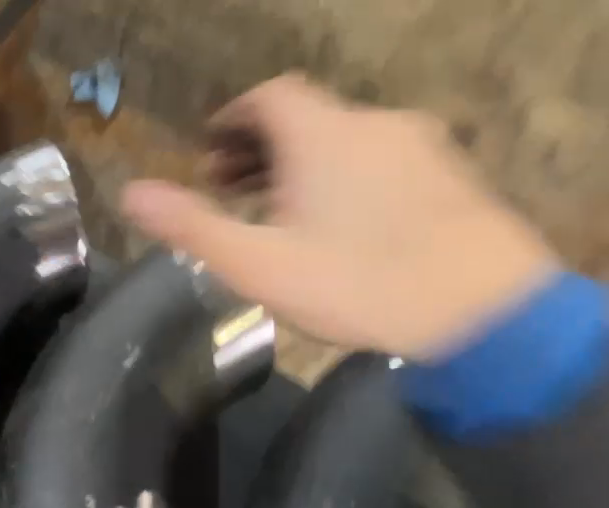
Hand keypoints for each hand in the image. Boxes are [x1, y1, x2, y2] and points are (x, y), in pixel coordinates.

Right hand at [122, 74, 558, 361]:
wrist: (480, 308)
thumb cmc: (354, 283)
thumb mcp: (257, 264)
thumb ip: (192, 226)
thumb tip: (129, 193)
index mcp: (322, 136)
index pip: (269, 97)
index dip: (232, 118)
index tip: (207, 151)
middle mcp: (371, 124)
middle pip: (306, 116)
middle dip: (259, 146)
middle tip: (227, 187)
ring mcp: (418, 145)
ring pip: (343, 138)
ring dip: (300, 162)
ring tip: (275, 210)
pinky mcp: (447, 174)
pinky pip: (377, 158)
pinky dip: (341, 174)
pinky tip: (335, 223)